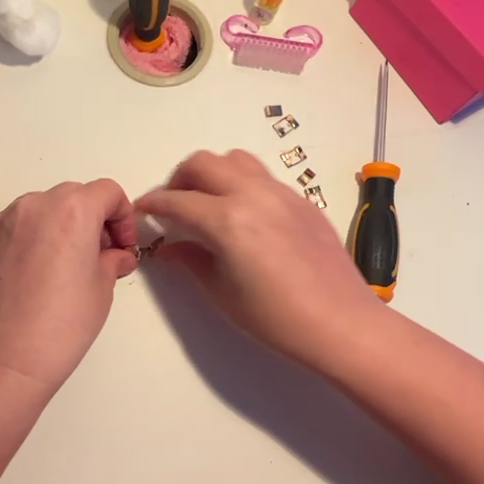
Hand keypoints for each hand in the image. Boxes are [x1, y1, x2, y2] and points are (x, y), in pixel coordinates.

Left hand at [0, 180, 138, 396]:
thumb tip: (115, 256)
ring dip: (55, 226)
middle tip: (95, 254)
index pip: (107, 191)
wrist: (8, 357)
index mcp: (73, 210)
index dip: (122, 216)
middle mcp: (34, 205)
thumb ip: (112, 260)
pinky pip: (11, 228)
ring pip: (38, 209)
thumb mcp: (102, 289)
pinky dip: (26, 240)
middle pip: (72, 195)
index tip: (121, 247)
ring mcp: (2, 221)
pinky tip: (29, 275)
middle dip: (90, 218)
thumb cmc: (65, 323)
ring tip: (59, 264)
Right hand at [137, 150, 383, 366]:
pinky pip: (263, 177)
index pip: (177, 200)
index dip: (153, 204)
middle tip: (173, 205)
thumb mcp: (222, 294)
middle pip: (203, 163)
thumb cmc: (275, 318)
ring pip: (235, 160)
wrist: (341, 323)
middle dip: (179, 179)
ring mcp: (282, 193)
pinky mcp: (303, 201)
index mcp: (227, 220)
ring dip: (213, 173)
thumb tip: (170, 248)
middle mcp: (252, 195)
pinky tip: (245, 216)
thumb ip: (191, 261)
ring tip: (208, 202)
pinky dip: (242, 184)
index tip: (142, 210)